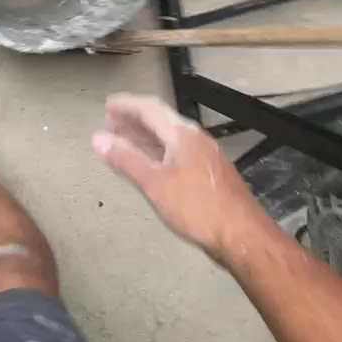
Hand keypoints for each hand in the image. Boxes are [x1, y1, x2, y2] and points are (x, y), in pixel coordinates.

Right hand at [92, 93, 273, 261]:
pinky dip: (158, 150)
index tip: (108, 104)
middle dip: (135, 119)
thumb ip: (125, 159)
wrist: (243, 237)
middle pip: (161, 120)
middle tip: (111, 122)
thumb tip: (98, 138)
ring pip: (170, 136)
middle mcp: (196, 138)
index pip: (150, 108)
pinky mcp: (210, 172)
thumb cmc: (197, 207)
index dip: (126, 105)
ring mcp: (206, 155)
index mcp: (182, 134)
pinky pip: (177, 150)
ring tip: (124, 139)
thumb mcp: (154, 183)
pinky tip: (151, 163)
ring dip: (146, 135)